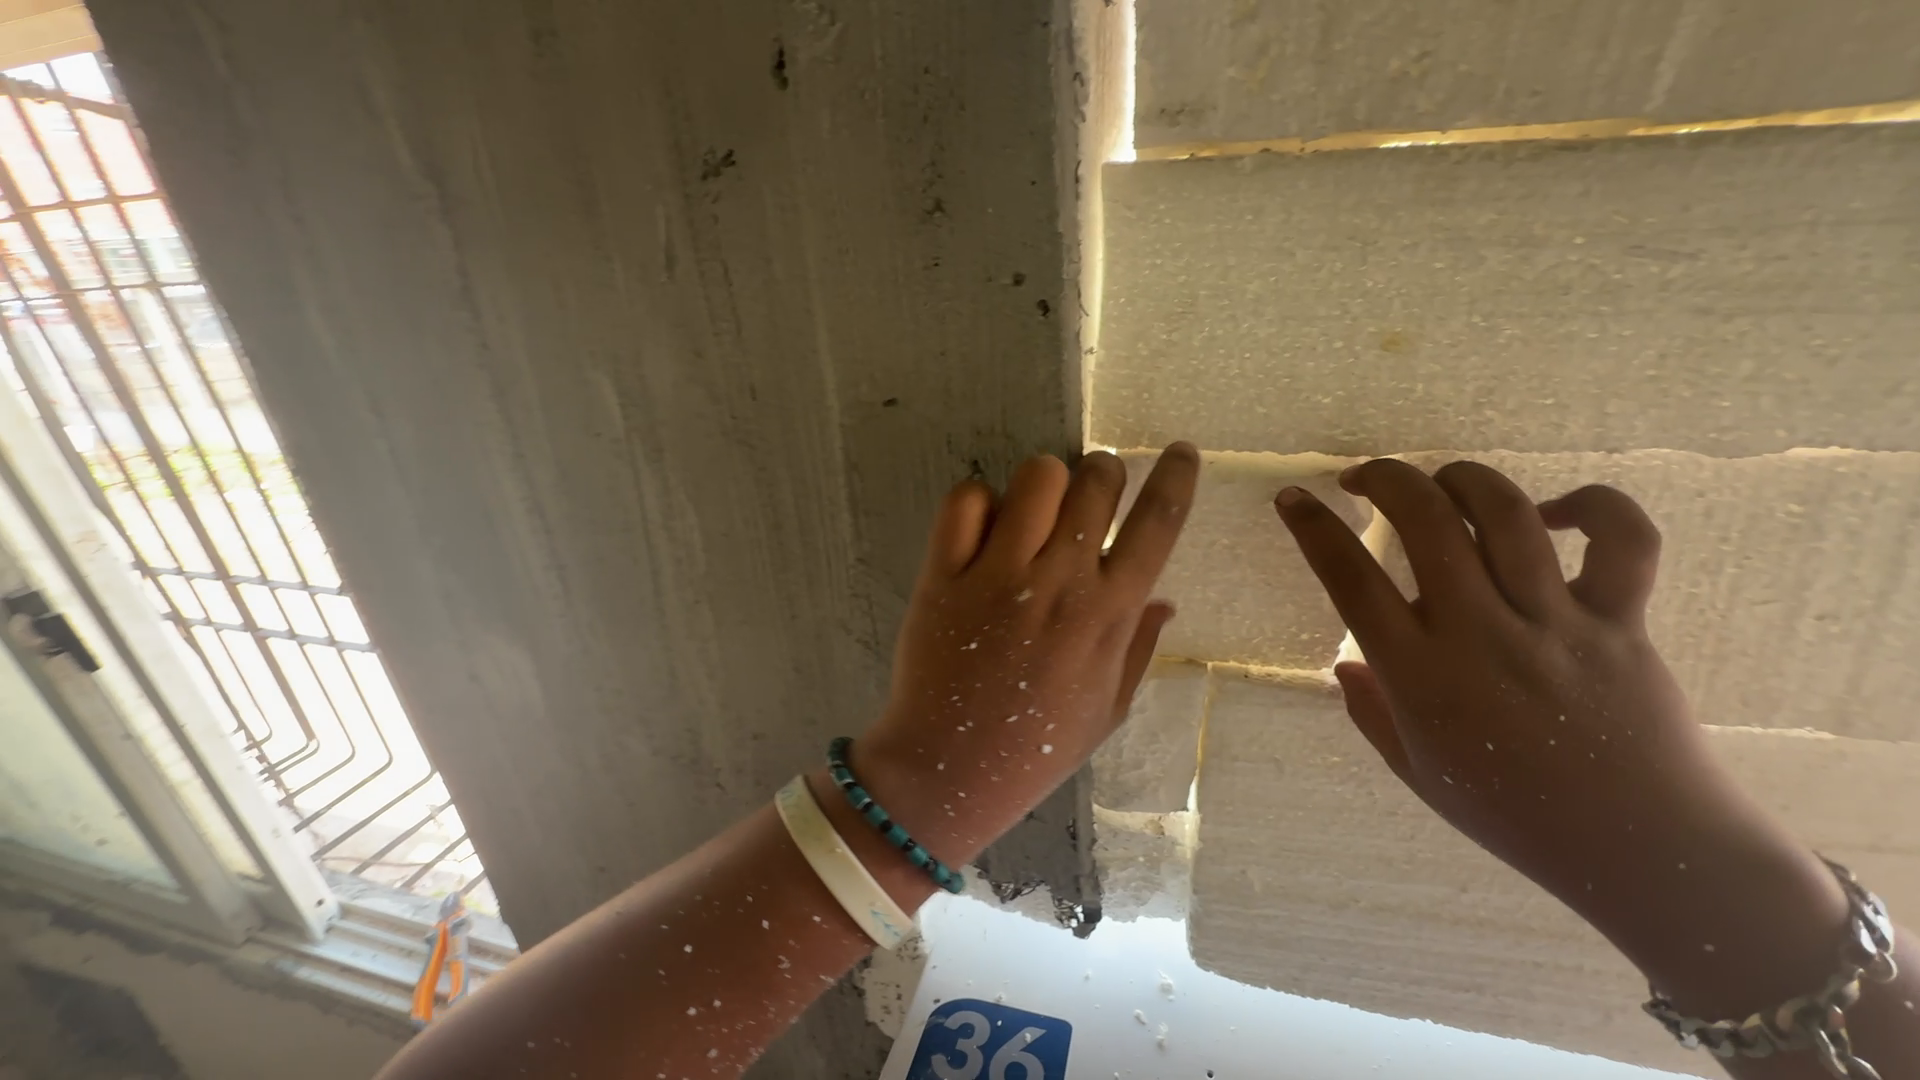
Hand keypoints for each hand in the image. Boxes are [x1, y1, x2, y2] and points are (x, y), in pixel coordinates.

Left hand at [854, 444, 1198, 863]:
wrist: (949, 770)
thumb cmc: (1035, 746)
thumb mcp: (1106, 708)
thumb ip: (1137, 647)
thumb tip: (1164, 599)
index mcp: (1108, 615)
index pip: (1158, 524)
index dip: (1175, 478)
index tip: (1179, 451)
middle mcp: (1060, 583)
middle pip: (1096, 482)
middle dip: (1101, 474)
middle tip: (1090, 494)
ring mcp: (999, 574)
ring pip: (1037, 476)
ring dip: (1044, 482)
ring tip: (1035, 511)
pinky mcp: (944, 574)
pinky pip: (967, 499)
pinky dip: (978, 500)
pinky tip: (984, 526)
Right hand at [1273, 460, 1833, 946]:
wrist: (1643, 853)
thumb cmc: (1512, 817)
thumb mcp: (1415, 771)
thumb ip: (1370, 712)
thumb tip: (1347, 664)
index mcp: (1421, 676)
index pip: (1350, 579)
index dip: (1312, 528)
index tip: (1293, 498)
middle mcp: (1481, 634)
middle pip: (1427, 522)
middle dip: (1386, 478)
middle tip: (1363, 478)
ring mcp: (1555, 623)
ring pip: (1507, 515)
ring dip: (1462, 479)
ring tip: (1441, 482)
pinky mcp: (1621, 622)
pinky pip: (1622, 541)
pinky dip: (1592, 506)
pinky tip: (1555, 514)